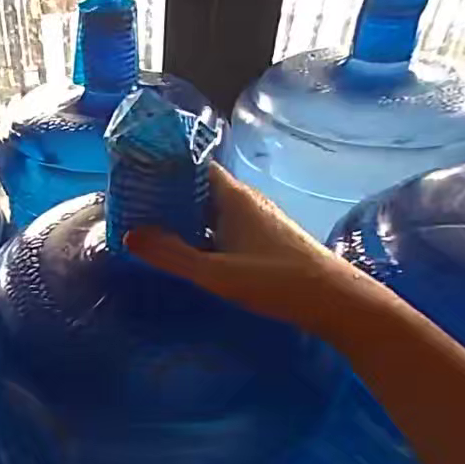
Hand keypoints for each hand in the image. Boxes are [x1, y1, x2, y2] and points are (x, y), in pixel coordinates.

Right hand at [124, 163, 396, 338]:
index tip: (133, 172)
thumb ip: (173, 255)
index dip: (163, 163)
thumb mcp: (217, 272)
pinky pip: (222, 225)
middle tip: (131, 203)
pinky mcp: (263, 239)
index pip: (193, 164)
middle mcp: (245, 201)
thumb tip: (130, 235)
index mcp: (233, 197)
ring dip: (183, 213)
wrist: (334, 300)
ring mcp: (256, 220)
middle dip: (166, 191)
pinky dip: (200, 230)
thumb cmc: (276, 281)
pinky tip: (186, 249)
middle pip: (198, 186)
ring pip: (210, 208)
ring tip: (148, 225)